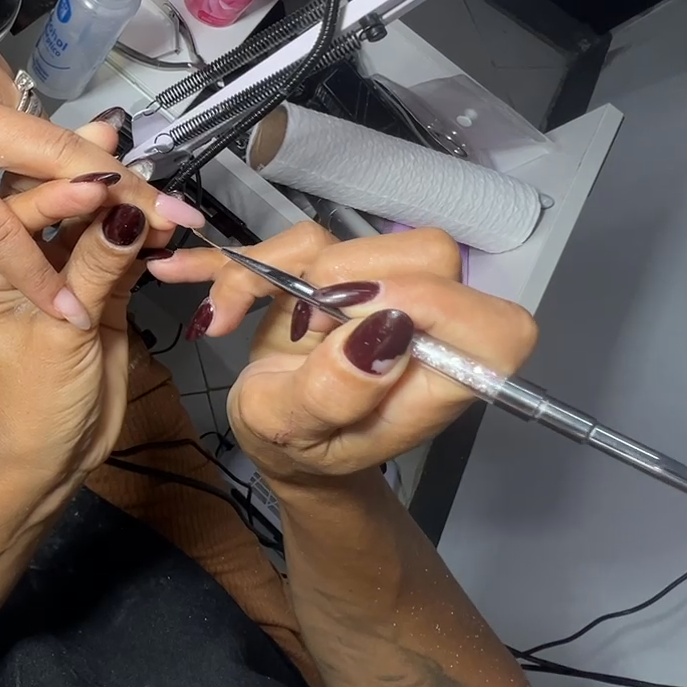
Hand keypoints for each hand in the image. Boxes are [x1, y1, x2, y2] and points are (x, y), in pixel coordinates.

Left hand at [0, 0, 200, 325]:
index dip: (40, 279)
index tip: (74, 312)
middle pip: (67, 162)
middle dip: (122, 196)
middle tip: (171, 218)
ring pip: (41, 129)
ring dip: (72, 162)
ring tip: (94, 191)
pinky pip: (13, 98)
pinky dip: (20, 127)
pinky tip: (1, 137)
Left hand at [0, 177, 149, 488]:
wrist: (52, 457)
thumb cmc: (34, 401)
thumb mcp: (61, 335)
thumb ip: (94, 271)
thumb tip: (128, 213)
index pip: (21, 213)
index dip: (62, 192)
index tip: (104, 178)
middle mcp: (20, 260)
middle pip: (57, 207)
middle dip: (96, 183)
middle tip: (132, 158)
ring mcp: (59, 272)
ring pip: (92, 225)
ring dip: (125, 207)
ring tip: (157, 185)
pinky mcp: (93, 288)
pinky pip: (117, 253)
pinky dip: (140, 239)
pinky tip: (163, 222)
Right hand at [147, 225, 536, 482]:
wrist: (276, 433)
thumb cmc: (297, 449)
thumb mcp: (295, 433)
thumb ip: (333, 393)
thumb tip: (379, 332)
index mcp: (444, 378)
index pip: (492, 324)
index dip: (431, 304)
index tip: (352, 324)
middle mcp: (425, 325)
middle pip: (425, 254)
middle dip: (344, 279)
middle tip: (299, 327)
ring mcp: (380, 289)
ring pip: (345, 238)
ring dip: (272, 270)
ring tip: (230, 319)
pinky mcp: (335, 270)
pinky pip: (294, 241)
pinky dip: (240, 261)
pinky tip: (195, 280)